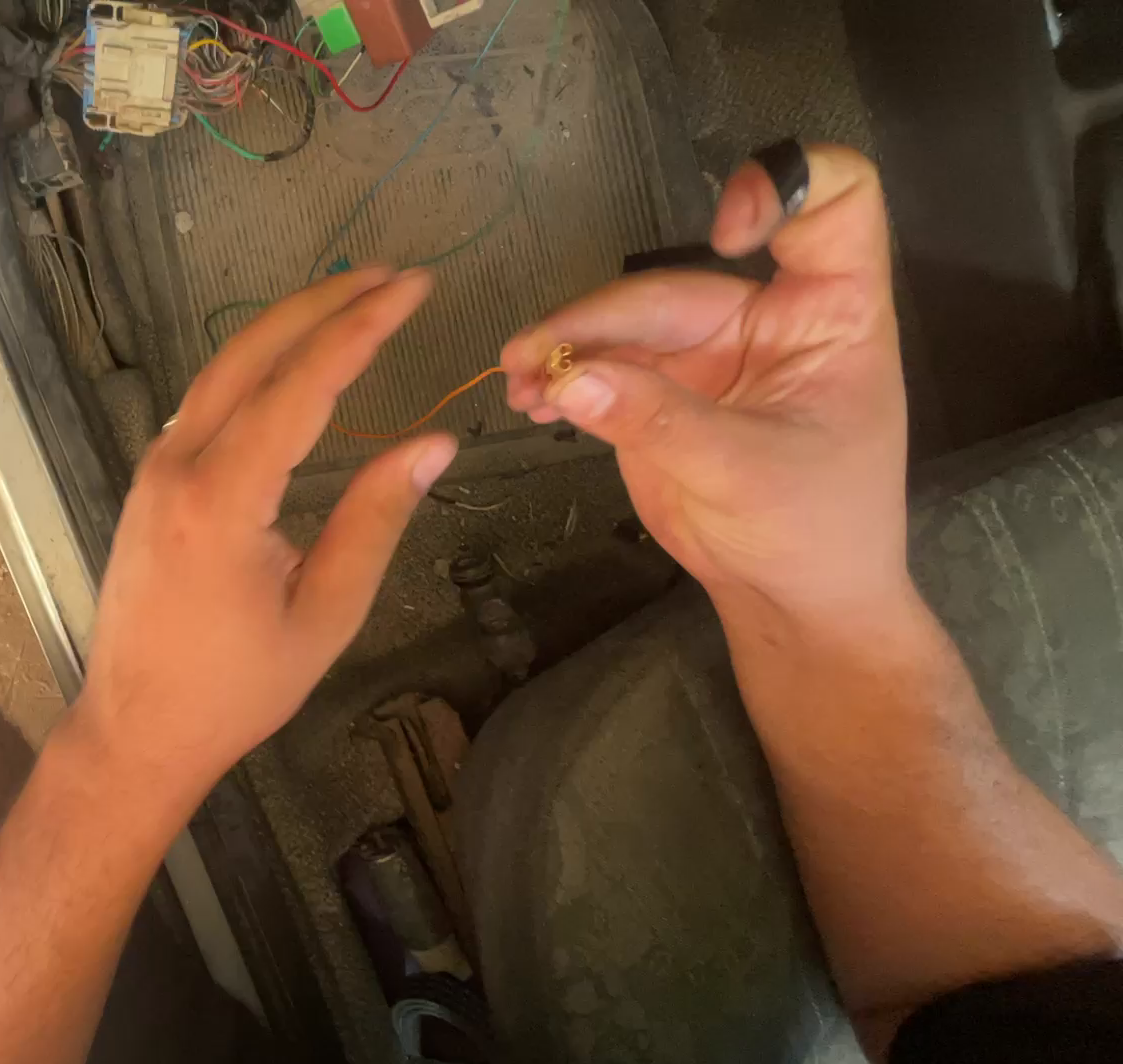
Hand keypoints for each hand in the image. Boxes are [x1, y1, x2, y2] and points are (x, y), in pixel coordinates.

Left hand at [71, 268, 455, 798]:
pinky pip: (200, 407)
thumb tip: (432, 445)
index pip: (301, 385)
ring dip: (281, 331)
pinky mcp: (145, 486)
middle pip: (249, 356)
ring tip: (347, 304)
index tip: (414, 287)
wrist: (136, 727)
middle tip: (386, 275)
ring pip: (218, 374)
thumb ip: (374, 520)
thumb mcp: (323, 614)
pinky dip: (249, 372)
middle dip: (319, 305)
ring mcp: (151, 472)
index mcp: (221, 498)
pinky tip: (286, 368)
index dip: (361, 329)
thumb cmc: (235, 689)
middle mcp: (175, 467)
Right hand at [501, 144, 909, 621]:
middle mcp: (758, 320)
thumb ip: (658, 420)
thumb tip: (566, 379)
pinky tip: (531, 405)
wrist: (780, 587)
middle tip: (526, 360)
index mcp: (824, 314)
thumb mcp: (745, 469)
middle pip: (667, 289)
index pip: (831, 209)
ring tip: (517, 388)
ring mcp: (696, 357)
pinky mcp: (649, 394)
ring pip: (616, 330)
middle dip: (591, 321)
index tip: (721, 235)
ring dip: (559, 352)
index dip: (784, 192)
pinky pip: (593, 371)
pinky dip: (557, 384)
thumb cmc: (808, 524)